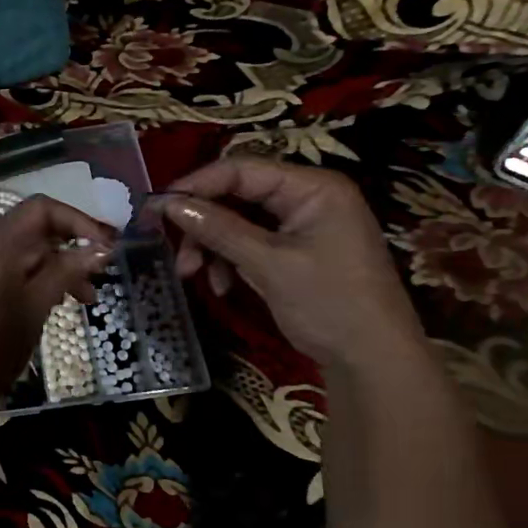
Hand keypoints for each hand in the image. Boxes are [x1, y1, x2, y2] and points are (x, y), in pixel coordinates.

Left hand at [0, 195, 113, 411]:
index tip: (106, 246)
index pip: (41, 208)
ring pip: (25, 250)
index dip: (78, 221)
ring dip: (58, 266)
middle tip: (102, 273)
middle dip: (70, 246)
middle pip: (33, 227)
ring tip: (87, 297)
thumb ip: (69, 269)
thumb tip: (103, 246)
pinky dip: (37, 276)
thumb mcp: (38, 305)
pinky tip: (60, 300)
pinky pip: (11, 266)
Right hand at [158, 158, 422, 368]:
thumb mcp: (268, 264)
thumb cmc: (328, 302)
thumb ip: (218, 229)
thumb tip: (169, 204)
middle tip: (175, 253)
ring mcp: (301, 227)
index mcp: (313, 188)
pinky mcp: (294, 252)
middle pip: (236, 196)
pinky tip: (221, 287)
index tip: (156, 208)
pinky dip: (229, 263)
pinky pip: (249, 245)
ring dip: (210, 247)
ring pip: (237, 223)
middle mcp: (307, 198)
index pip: (242, 170)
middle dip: (202, 224)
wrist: (371, 358)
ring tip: (192, 276)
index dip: (197, 185)